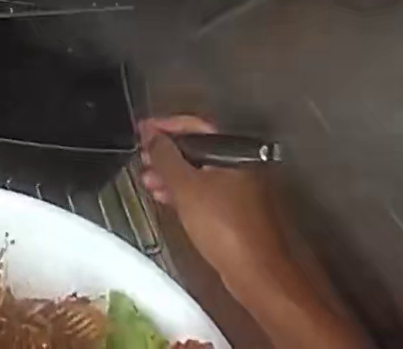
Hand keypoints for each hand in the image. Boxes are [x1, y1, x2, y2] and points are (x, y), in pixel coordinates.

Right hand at [138, 115, 290, 288]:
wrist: (259, 277)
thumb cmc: (226, 227)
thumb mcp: (185, 186)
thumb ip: (164, 156)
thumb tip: (151, 135)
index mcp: (232, 150)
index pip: (194, 125)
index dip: (164, 125)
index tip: (143, 130)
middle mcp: (239, 165)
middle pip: (196, 148)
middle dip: (166, 151)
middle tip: (144, 154)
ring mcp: (239, 189)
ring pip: (198, 171)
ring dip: (171, 173)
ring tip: (149, 179)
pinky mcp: (235, 213)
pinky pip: (203, 191)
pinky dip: (183, 191)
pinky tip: (167, 197)